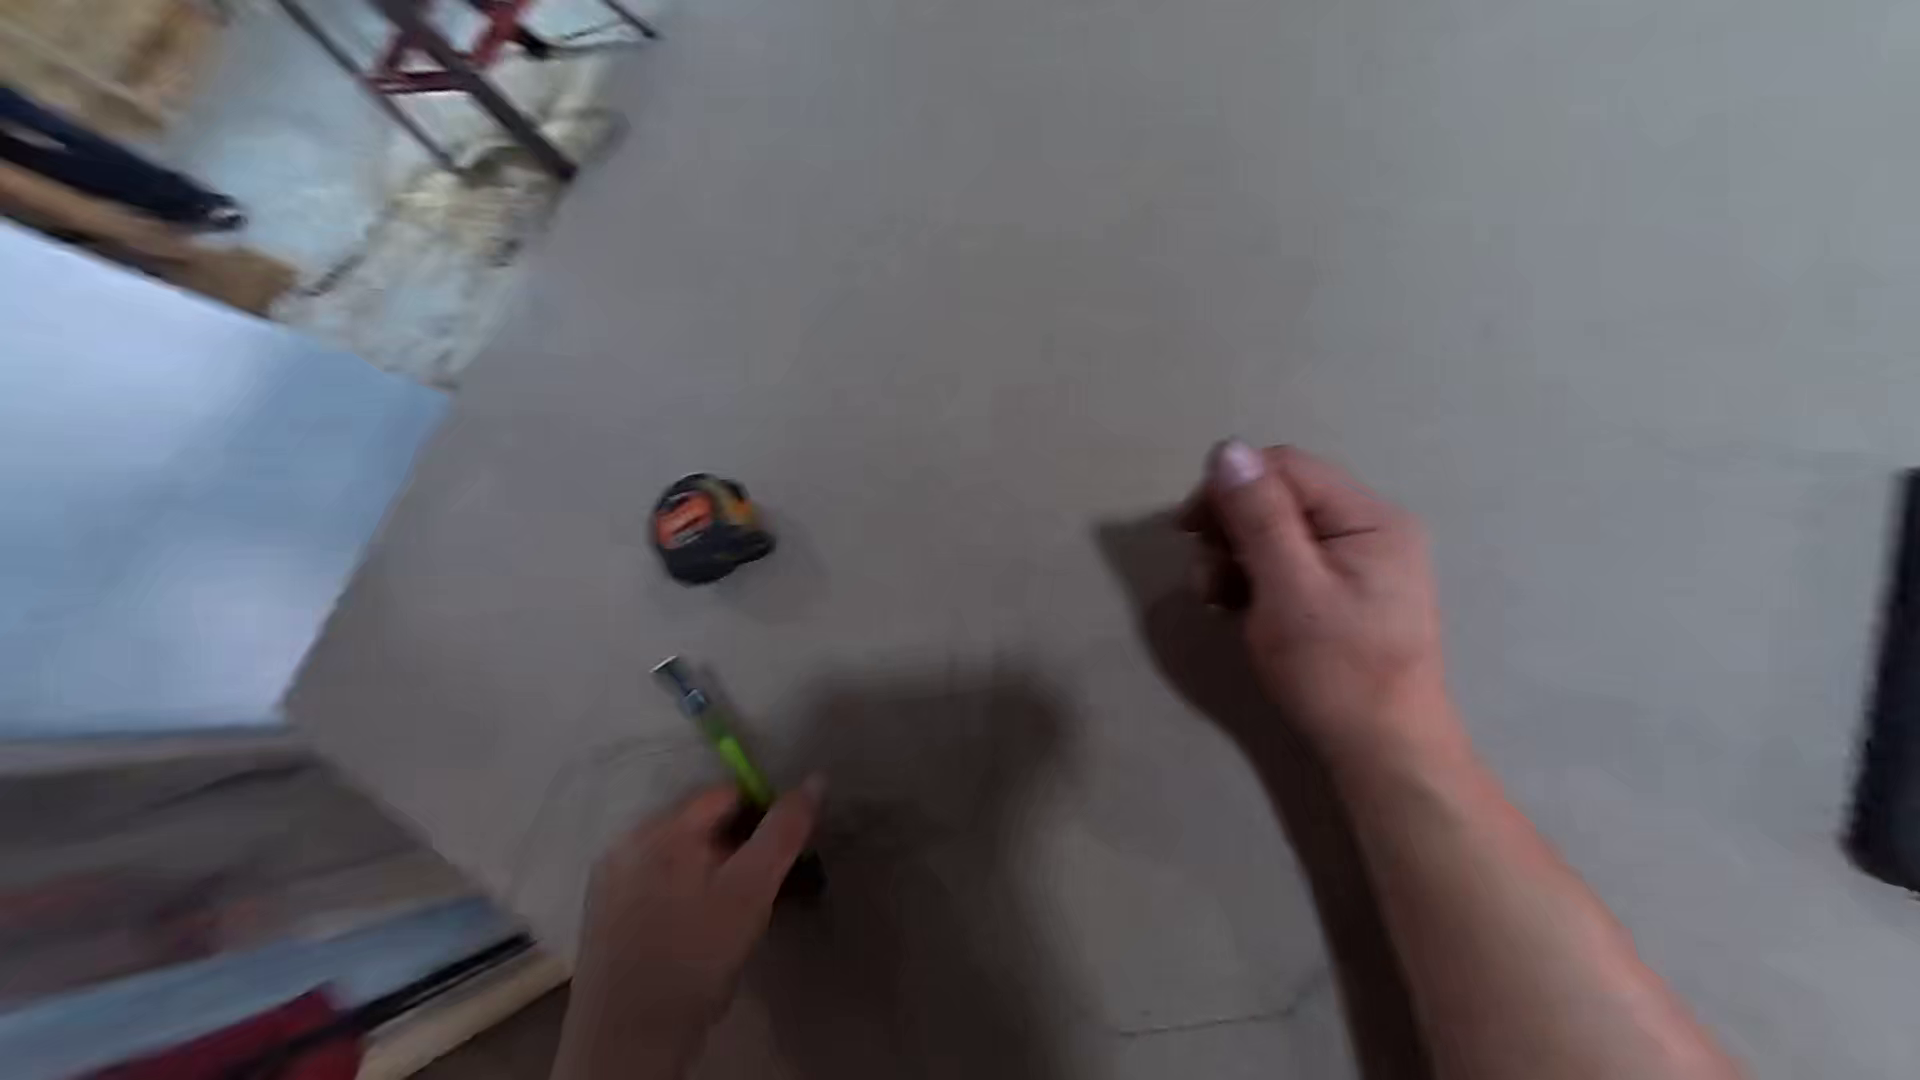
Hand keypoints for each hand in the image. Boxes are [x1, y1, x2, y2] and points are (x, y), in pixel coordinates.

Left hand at [552, 779, 822, 1079]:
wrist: (627, 1047)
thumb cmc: (696, 957)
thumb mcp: (751, 889)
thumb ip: (785, 830)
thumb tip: (816, 779)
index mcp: (660, 828)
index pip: (728, 794)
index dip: (764, 815)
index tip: (781, 854)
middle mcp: (628, 841)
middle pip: (704, 822)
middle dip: (739, 845)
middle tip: (762, 886)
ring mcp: (612, 877)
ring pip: (683, 852)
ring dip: (715, 866)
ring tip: (735, 909)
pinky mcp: (605, 911)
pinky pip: (660, 878)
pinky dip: (687, 888)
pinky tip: (700, 926)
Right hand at [1181, 441, 1460, 771]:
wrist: (1379, 748)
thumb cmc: (1335, 671)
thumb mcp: (1289, 589)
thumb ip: (1259, 517)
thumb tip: (1227, 450)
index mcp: (1368, 518)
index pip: (1284, 468)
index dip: (1228, 488)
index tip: (1188, 529)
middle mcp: (1366, 527)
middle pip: (1276, 497)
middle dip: (1229, 529)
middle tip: (1206, 576)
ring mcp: (1353, 559)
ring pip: (1271, 529)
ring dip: (1232, 556)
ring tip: (1218, 599)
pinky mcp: (1337, 586)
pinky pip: (1280, 560)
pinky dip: (1248, 576)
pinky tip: (1236, 605)